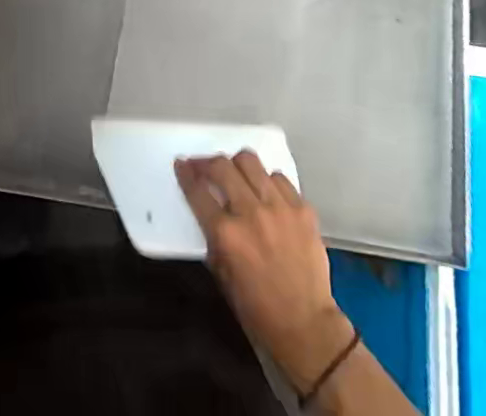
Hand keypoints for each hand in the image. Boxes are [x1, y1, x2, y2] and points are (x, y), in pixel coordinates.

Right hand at [176, 152, 353, 388]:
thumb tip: (209, 208)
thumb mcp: (220, 272)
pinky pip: (279, 178)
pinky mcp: (303, 208)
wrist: (304, 323)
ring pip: (251, 162)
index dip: (186, 173)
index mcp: (226, 234)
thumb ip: (213, 235)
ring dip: (237, 166)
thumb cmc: (255, 306)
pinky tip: (265, 194)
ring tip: (236, 175)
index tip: (181, 164)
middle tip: (203, 167)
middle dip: (207, 163)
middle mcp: (251, 212)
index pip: (198, 191)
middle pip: (222, 167)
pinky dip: (267, 181)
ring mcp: (280, 207)